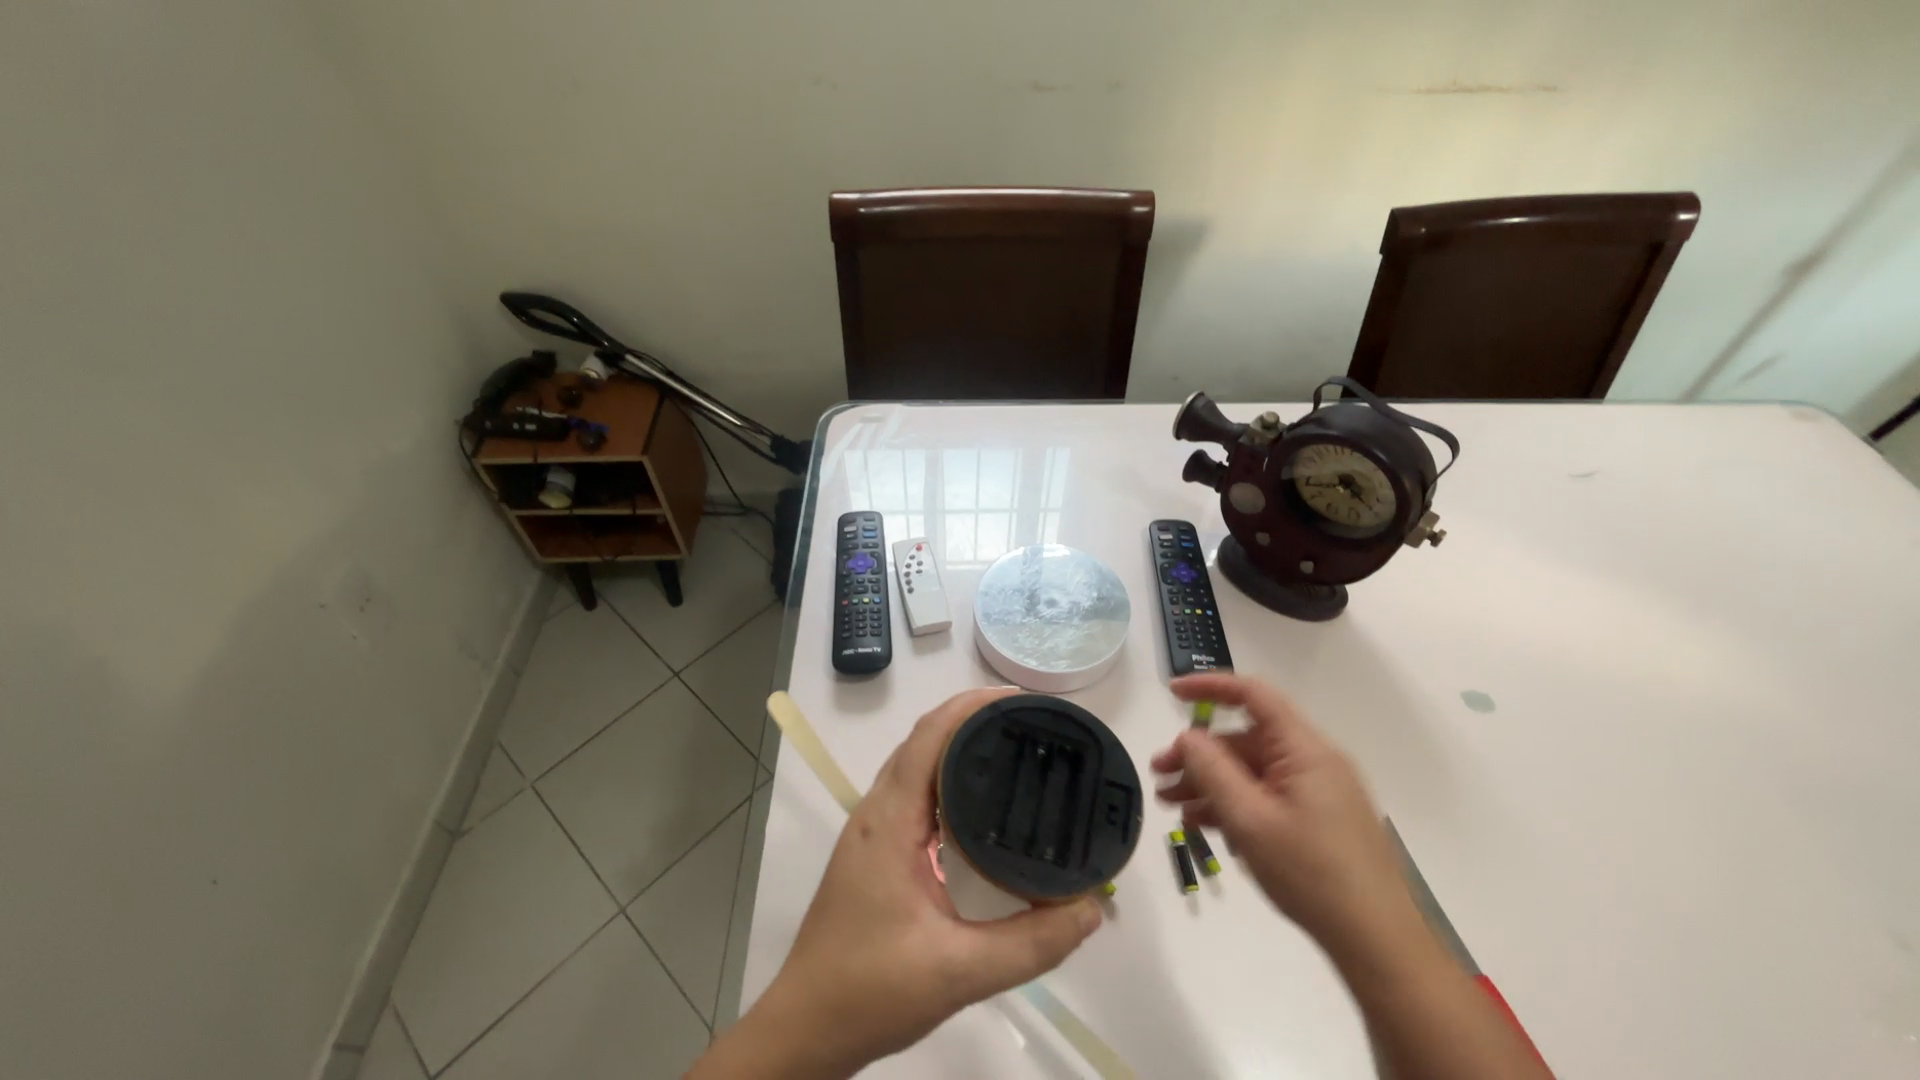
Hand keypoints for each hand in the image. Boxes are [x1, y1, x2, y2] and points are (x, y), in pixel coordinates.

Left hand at [753, 687, 1104, 1072]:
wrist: (808, 1027)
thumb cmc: (871, 990)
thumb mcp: (958, 971)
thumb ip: (1031, 943)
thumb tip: (1091, 909)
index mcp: (889, 822)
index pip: (929, 737)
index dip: (973, 705)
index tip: (1026, 701)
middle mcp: (878, 813)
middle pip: (926, 742)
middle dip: (976, 719)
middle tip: (1037, 725)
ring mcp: (874, 832)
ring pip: (920, 767)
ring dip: (962, 748)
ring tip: (1019, 752)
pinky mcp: (878, 852)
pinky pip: (918, 796)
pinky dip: (952, 782)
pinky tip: (987, 809)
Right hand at [1152, 673, 1415, 953]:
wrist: (1375, 939)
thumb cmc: (1310, 872)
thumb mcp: (1249, 819)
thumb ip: (1213, 770)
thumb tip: (1188, 736)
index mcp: (1304, 750)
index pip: (1254, 695)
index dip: (1210, 687)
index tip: (1171, 694)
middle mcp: (1314, 761)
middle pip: (1246, 740)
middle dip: (1200, 754)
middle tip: (1159, 775)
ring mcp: (1318, 793)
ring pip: (1253, 772)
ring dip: (1211, 783)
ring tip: (1172, 807)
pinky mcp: (1318, 820)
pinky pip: (1267, 797)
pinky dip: (1235, 805)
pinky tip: (1204, 826)